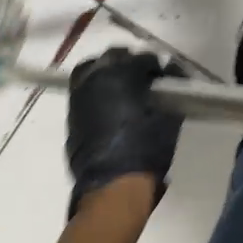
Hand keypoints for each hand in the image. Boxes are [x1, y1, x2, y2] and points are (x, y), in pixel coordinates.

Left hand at [65, 48, 185, 214]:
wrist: (113, 185)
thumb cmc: (146, 148)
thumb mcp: (168, 117)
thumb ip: (169, 92)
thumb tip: (172, 76)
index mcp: (123, 72)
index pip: (143, 58)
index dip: (156, 68)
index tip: (164, 79)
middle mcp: (97, 76)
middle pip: (113, 57)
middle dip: (129, 64)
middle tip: (143, 80)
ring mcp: (80, 95)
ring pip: (92, 70)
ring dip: (108, 74)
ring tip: (122, 90)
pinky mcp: (71, 114)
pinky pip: (83, 91)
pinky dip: (96, 92)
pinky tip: (109, 107)